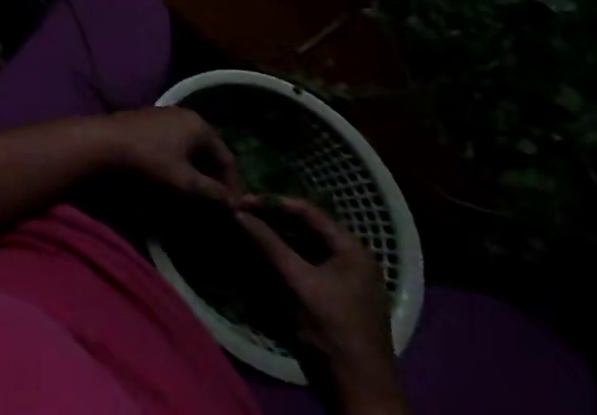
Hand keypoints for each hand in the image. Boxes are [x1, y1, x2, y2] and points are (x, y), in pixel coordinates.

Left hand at [100, 107, 239, 204]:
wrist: (104, 143)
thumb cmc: (150, 161)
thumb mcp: (185, 182)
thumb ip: (212, 193)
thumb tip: (233, 203)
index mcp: (200, 126)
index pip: (227, 158)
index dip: (232, 185)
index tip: (234, 208)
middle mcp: (186, 115)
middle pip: (209, 150)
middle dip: (214, 176)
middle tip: (216, 202)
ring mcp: (165, 115)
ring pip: (191, 146)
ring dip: (197, 169)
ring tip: (196, 192)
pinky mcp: (148, 121)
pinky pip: (174, 142)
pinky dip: (180, 160)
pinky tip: (174, 175)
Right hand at [236, 196, 405, 414]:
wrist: (358, 396)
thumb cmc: (333, 332)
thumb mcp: (298, 284)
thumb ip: (268, 245)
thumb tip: (238, 213)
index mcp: (351, 249)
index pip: (307, 212)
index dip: (272, 203)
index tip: (241, 200)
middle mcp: (348, 259)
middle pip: (304, 229)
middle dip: (271, 222)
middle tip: (239, 216)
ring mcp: (340, 280)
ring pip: (300, 249)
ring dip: (273, 242)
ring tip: (243, 234)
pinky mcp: (329, 299)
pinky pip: (301, 269)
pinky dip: (280, 263)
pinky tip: (257, 260)